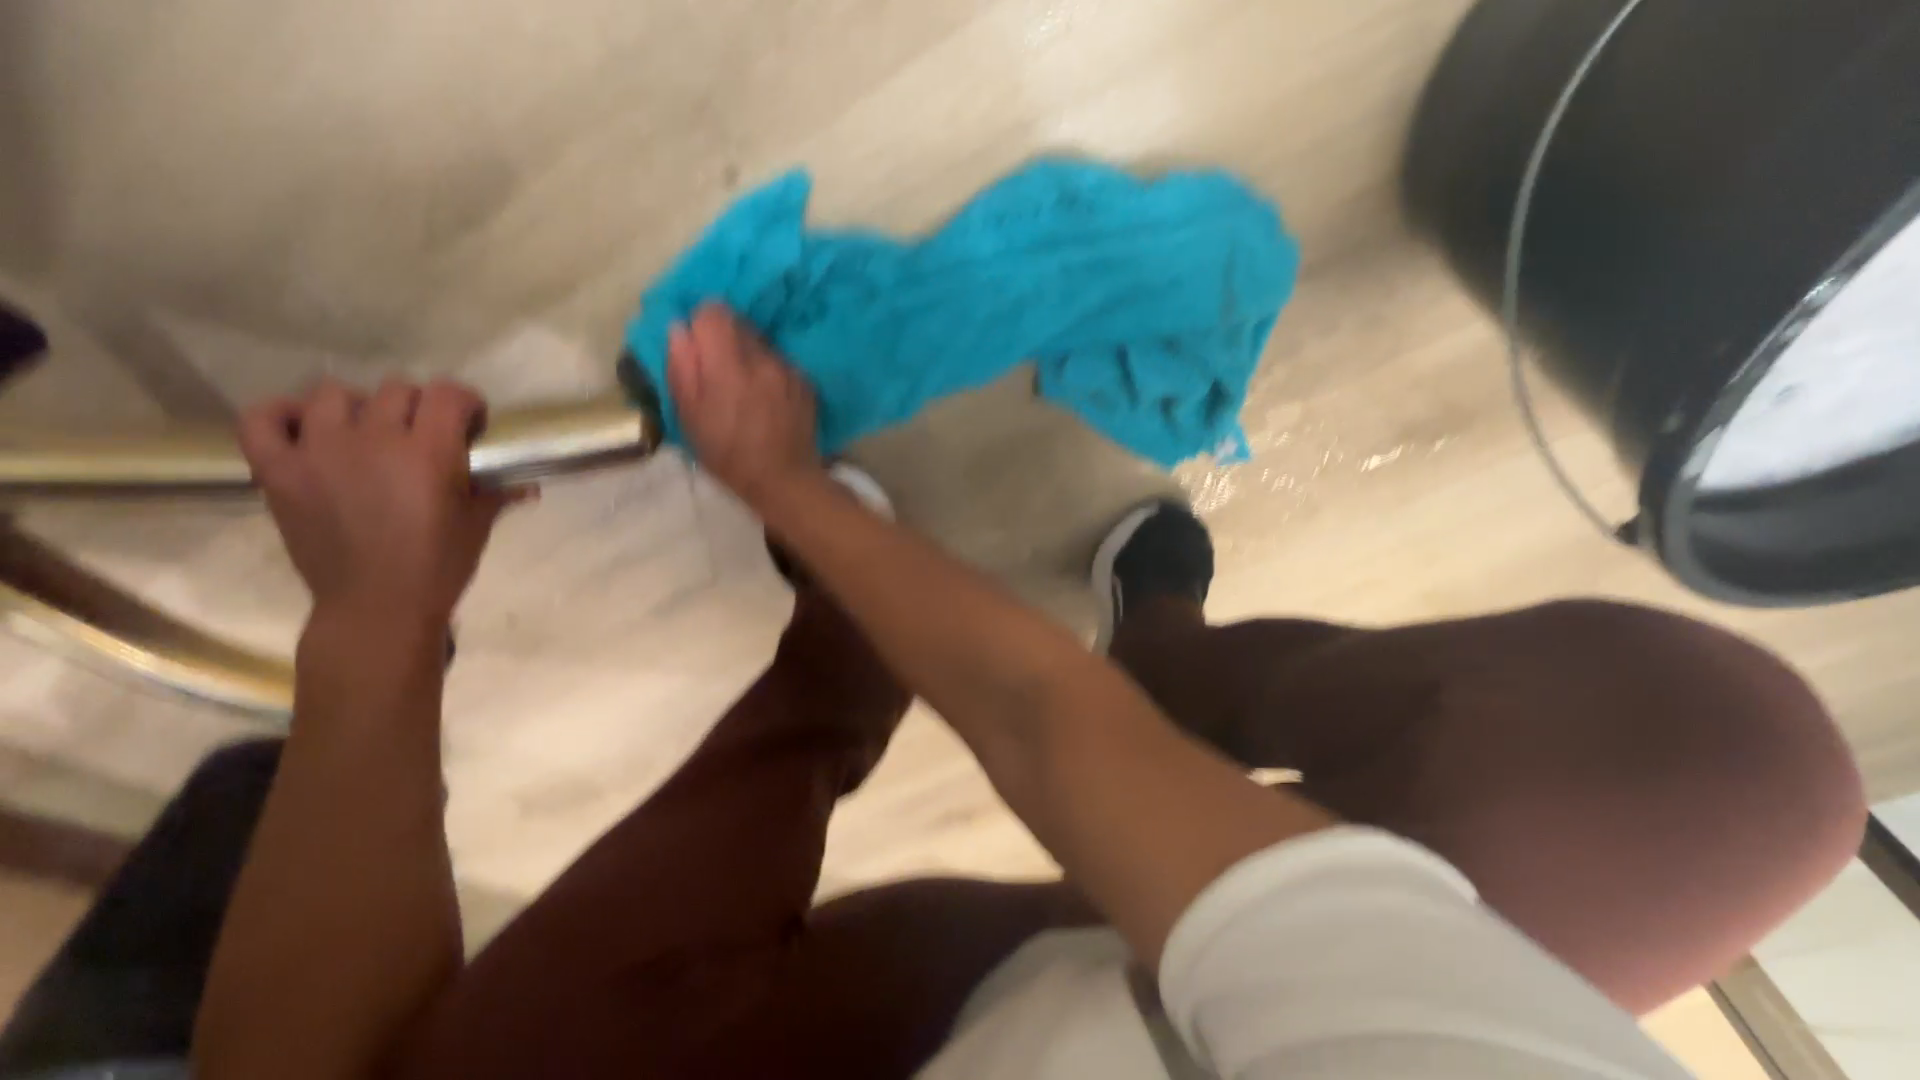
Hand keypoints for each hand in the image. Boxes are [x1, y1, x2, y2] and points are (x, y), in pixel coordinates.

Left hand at [238, 378, 526, 626]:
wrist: (377, 608)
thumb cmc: (437, 568)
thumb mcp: (477, 526)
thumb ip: (497, 493)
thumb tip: (527, 483)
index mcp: (428, 452)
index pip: (447, 394)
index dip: (464, 403)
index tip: (469, 424)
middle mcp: (373, 440)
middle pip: (396, 389)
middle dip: (418, 406)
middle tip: (422, 437)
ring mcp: (319, 451)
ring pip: (333, 394)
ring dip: (357, 408)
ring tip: (365, 434)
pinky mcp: (279, 471)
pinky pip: (263, 420)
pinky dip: (281, 415)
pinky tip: (304, 428)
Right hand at [666, 303, 823, 507]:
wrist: (783, 479)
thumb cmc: (728, 454)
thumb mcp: (690, 417)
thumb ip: (681, 367)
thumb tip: (679, 330)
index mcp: (728, 365)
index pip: (714, 311)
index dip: (701, 325)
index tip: (698, 348)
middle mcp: (762, 358)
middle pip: (739, 323)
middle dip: (724, 340)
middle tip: (717, 372)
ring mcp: (788, 368)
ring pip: (761, 343)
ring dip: (748, 356)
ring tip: (744, 390)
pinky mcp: (805, 381)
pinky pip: (780, 362)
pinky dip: (770, 373)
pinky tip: (767, 401)